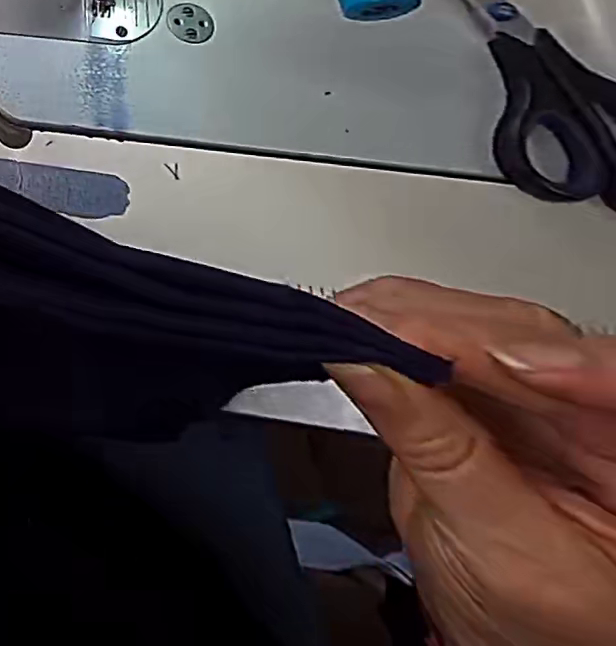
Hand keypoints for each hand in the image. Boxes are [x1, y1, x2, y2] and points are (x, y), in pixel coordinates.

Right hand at [327, 277, 615, 645]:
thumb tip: (366, 366)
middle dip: (444, 326)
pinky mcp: (476, 388)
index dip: (570, 363)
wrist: (510, 634)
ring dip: (399, 317)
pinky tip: (350, 329)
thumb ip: (438, 451)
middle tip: (358, 327)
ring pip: (475, 321)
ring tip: (341, 326)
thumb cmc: (539, 621)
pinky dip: (382, 323)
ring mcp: (537, 400)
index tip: (496, 357)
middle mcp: (601, 421)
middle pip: (532, 338)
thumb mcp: (499, 548)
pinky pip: (432, 334)